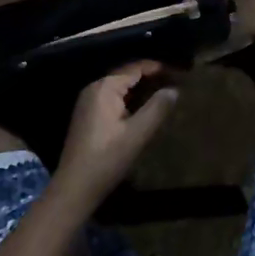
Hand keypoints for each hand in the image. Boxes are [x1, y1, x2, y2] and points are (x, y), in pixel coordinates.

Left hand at [51, 60, 179, 209]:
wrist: (74, 187)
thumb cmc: (106, 159)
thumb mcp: (137, 134)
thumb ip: (157, 109)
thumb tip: (173, 89)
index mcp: (104, 87)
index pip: (135, 67)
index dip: (158, 67)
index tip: (179, 72)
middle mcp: (94, 88)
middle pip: (126, 74)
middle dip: (150, 76)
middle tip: (175, 82)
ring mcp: (88, 102)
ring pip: (119, 87)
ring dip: (141, 88)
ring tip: (164, 92)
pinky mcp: (87, 115)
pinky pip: (112, 98)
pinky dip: (130, 98)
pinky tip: (143, 108)